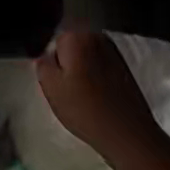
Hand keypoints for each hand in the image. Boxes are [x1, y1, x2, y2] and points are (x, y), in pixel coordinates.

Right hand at [34, 30, 161, 159]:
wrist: (126, 132)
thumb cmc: (84, 109)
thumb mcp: (51, 88)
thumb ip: (43, 64)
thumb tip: (47, 56)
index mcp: (78, 37)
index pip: (55, 42)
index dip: (53, 63)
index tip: (57, 83)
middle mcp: (98, 36)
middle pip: (72, 46)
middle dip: (68, 64)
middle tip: (68, 91)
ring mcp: (114, 50)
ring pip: (86, 56)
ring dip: (82, 71)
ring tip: (83, 96)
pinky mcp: (124, 65)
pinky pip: (100, 65)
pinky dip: (96, 76)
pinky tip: (97, 96)